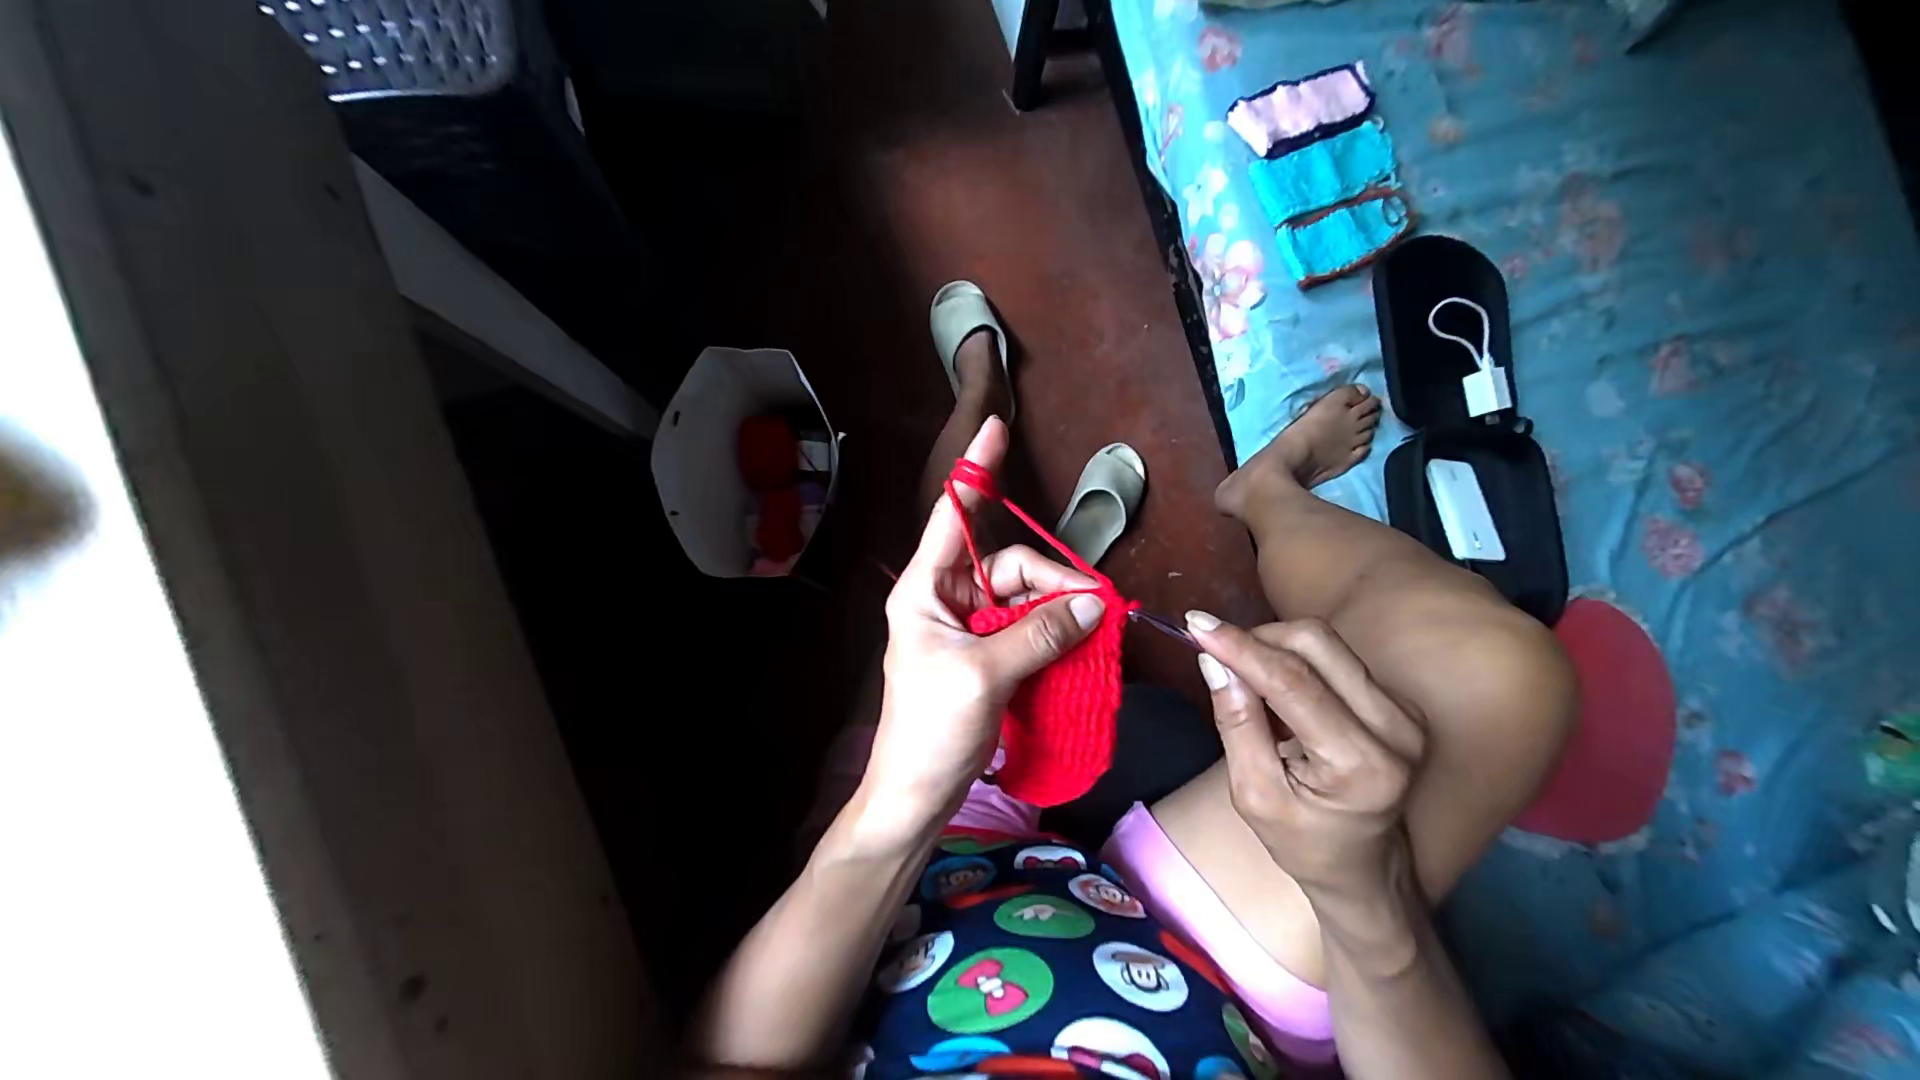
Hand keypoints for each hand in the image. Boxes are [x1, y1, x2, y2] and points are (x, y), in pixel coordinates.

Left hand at [861, 418, 1106, 834]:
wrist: (918, 793)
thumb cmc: (931, 729)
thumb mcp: (986, 674)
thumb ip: (1040, 633)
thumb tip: (1094, 603)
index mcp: (925, 589)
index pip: (953, 516)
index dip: (976, 472)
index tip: (994, 428)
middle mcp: (946, 598)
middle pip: (1009, 564)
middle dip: (1052, 579)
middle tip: (1094, 607)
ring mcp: (968, 626)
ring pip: (1025, 596)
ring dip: (1059, 608)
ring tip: (1092, 628)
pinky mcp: (988, 652)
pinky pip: (1028, 625)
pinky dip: (1054, 629)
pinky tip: (1079, 640)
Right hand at [1186, 612, 1426, 902]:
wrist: (1365, 865)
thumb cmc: (1303, 840)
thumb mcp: (1253, 794)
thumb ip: (1236, 723)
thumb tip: (1212, 661)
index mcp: (1361, 764)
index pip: (1293, 683)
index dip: (1241, 647)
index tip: (1195, 624)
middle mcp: (1395, 729)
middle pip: (1316, 644)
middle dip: (1256, 638)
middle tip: (1214, 651)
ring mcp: (1403, 711)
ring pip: (1324, 642)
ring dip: (1271, 645)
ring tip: (1243, 676)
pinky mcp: (1397, 700)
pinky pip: (1333, 655)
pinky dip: (1290, 657)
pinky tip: (1272, 686)